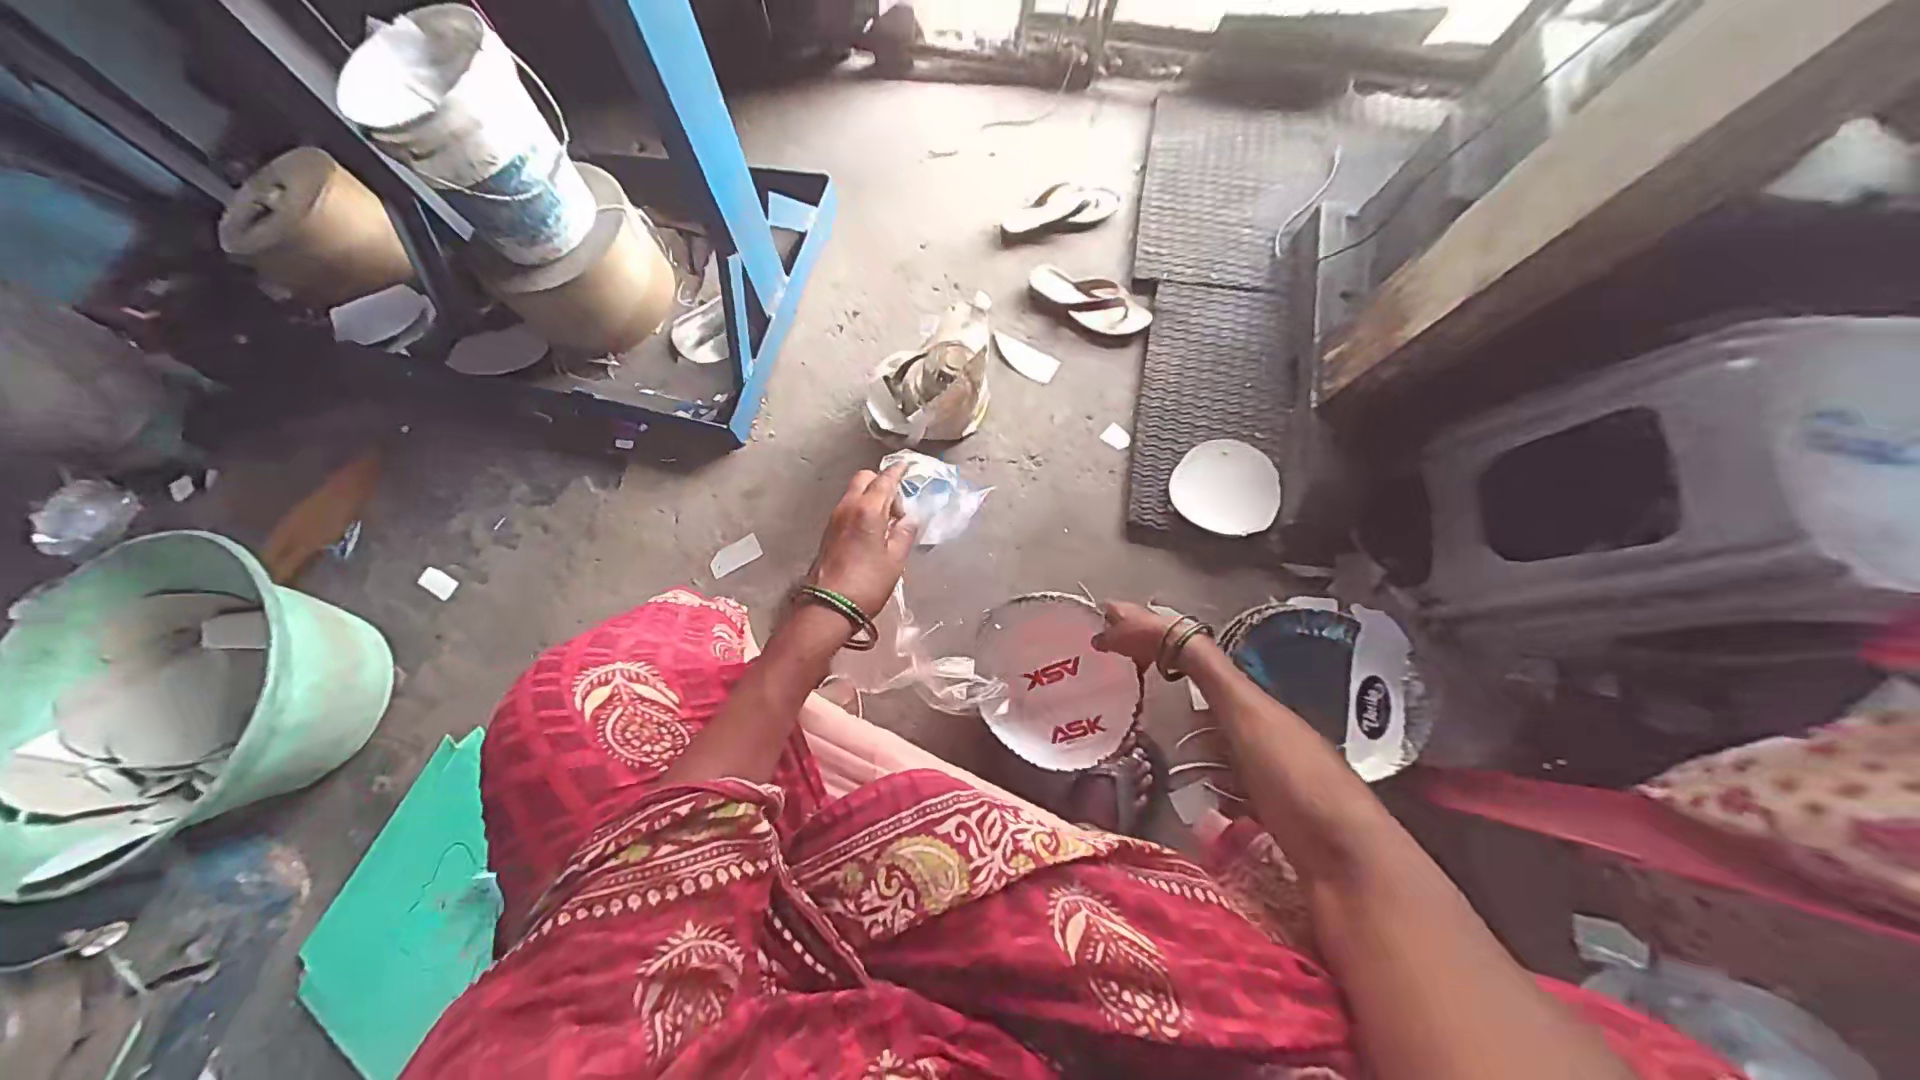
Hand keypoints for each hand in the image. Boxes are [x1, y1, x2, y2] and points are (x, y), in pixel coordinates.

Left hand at [806, 464, 918, 615]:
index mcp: (868, 510)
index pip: (885, 480)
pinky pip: (848, 508)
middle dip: (881, 482)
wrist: (829, 606)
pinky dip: (861, 508)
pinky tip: (872, 529)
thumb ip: (904, 533)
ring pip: (854, 493)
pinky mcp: (828, 532)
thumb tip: (908, 519)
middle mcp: (848, 507)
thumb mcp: (895, 560)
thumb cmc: (867, 583)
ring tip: (887, 519)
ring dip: (870, 496)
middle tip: (898, 503)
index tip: (906, 466)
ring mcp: (835, 519)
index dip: (898, 472)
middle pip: (864, 479)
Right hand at [1091, 600, 1181, 668]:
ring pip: (1131, 636)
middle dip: (1112, 636)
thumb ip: (1099, 641)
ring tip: (1120, 663)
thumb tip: (1095, 641)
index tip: (1091, 631)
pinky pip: (1144, 649)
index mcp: (1118, 607)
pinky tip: (1136, 673)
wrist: (1169, 643)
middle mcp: (1132, 612)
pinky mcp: (1158, 638)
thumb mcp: (1110, 640)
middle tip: (1104, 649)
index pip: (1102, 608)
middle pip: (1117, 623)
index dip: (1095, 618)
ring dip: (1127, 648)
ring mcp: (1146, 624)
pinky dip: (1140, 660)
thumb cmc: (1136, 636)